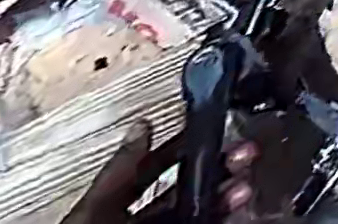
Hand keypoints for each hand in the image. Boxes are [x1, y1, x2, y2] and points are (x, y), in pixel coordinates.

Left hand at [63, 120, 258, 223]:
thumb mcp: (94, 212)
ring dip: (226, 192)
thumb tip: (141, 124)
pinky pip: (207, 223)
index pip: (155, 164)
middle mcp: (135, 222)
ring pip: (199, 207)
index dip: (187, 143)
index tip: (216, 125)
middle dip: (218, 165)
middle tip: (244, 153)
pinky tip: (237, 207)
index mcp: (111, 208)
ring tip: (243, 186)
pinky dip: (225, 214)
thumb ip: (120, 170)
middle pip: (184, 185)